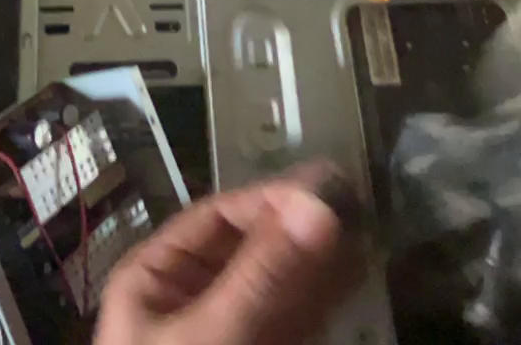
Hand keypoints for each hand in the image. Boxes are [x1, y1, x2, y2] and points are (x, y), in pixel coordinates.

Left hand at [95, 166, 359, 344]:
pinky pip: (289, 325)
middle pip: (251, 251)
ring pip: (276, 287)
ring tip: (363, 233)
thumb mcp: (210, 335)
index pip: (217, 221)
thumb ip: (262, 277)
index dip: (269, 202)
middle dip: (299, 229)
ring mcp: (225, 333)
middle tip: (355, 202)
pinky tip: (350, 282)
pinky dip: (318, 305)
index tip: (325, 190)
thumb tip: (317, 206)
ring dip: (317, 262)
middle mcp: (190, 298)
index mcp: (157, 278)